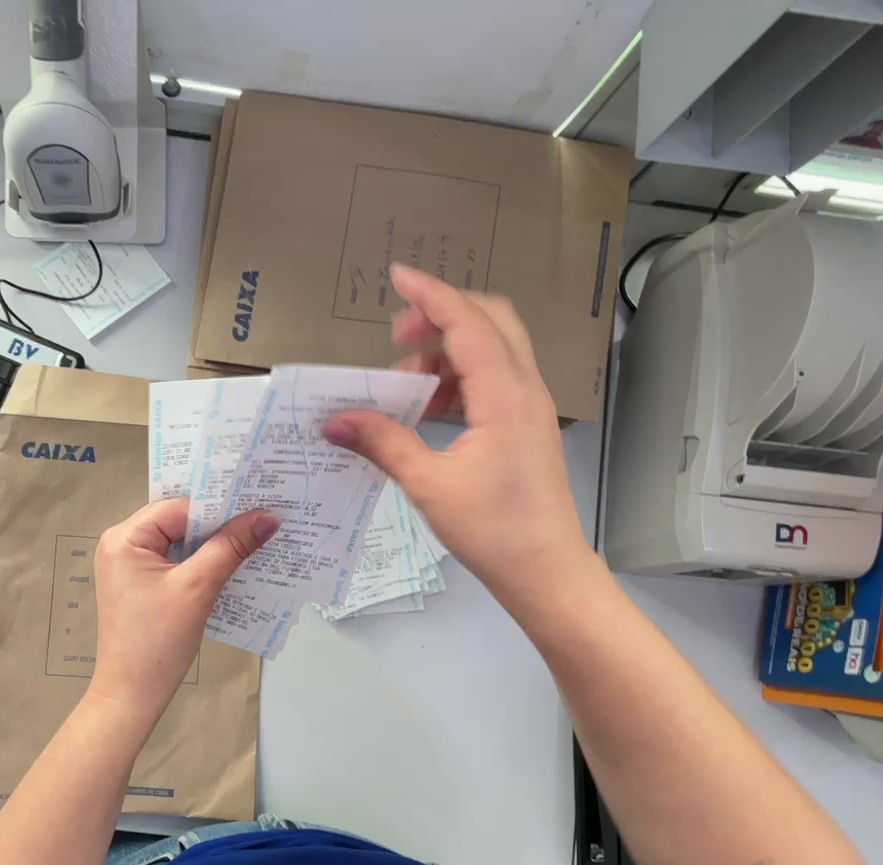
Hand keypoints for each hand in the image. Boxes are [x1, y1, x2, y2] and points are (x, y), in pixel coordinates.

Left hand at [87, 499, 277, 716]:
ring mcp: (130, 565)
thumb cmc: (158, 640)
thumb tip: (268, 517)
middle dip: (220, 524)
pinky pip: (177, 561)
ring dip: (214, 545)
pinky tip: (232, 565)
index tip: (259, 506)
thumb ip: (231, 547)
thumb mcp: (198, 588)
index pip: (180, 507)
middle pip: (180, 521)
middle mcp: (122, 543)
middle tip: (263, 519)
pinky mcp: (141, 584)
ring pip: (181, 542)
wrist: (132, 693)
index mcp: (125, 537)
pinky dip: (202, 562)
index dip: (220, 507)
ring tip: (255, 540)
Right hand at [323, 264, 596, 618]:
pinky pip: (494, 380)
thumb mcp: (429, 484)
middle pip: (490, 321)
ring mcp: (531, 407)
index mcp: (505, 394)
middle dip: (442, 316)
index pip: (468, 323)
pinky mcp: (527, 426)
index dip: (431, 295)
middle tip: (397, 337)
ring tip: (406, 381)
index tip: (396, 277)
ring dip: (448, 350)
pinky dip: (460, 378)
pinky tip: (430, 408)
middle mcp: (525, 389)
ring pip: (493, 350)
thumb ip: (384, 443)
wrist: (546, 570)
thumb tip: (337, 420)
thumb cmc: (492, 529)